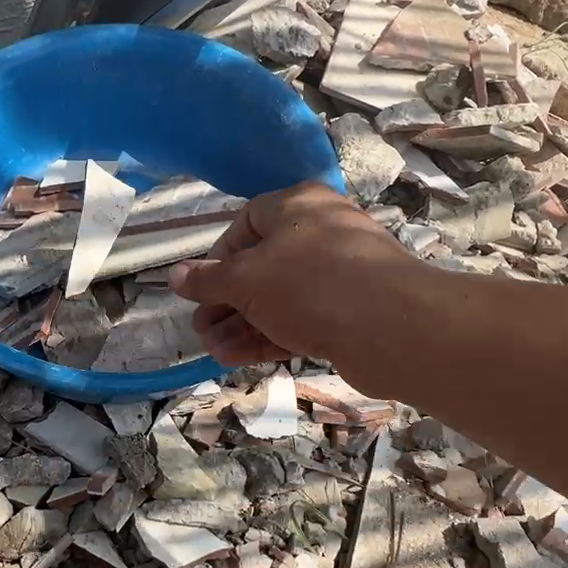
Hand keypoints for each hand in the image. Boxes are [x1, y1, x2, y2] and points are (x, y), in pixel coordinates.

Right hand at [169, 182, 424, 383]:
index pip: (246, 222)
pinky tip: (238, 359)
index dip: (217, 255)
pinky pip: (299, 321)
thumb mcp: (246, 279)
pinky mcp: (349, 314)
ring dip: (241, 325)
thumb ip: (208, 280)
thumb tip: (176, 275)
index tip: (200, 287)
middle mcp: (320, 234)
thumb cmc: (310, 285)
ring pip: (278, 299)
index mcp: (297, 207)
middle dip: (225, 301)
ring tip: (215, 351)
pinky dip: (268, 337)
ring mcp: (338, 276)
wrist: (392, 328)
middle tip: (202, 329)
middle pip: (260, 267)